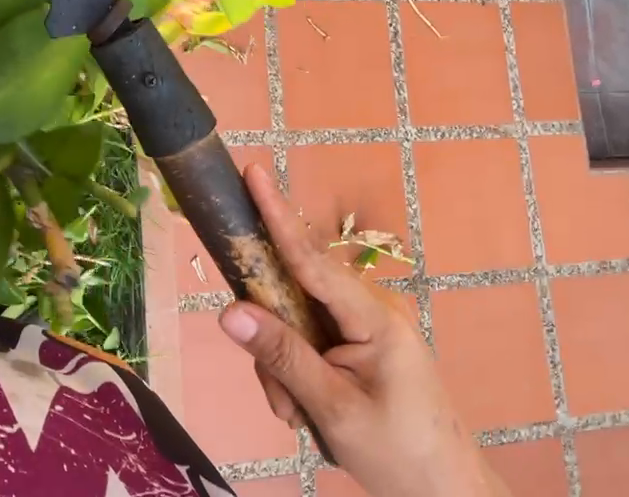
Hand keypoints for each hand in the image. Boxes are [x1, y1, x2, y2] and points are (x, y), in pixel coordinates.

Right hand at [218, 165, 501, 496]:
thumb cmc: (400, 455)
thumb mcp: (333, 409)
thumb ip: (280, 356)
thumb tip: (228, 311)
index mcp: (375, 317)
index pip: (311, 258)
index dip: (277, 214)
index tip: (253, 172)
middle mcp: (371, 308)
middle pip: (292, 294)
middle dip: (273, 341)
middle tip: (281, 398)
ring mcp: (366, 326)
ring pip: (293, 321)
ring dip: (283, 366)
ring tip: (298, 414)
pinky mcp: (359, 344)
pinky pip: (307, 338)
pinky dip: (295, 370)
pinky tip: (305, 408)